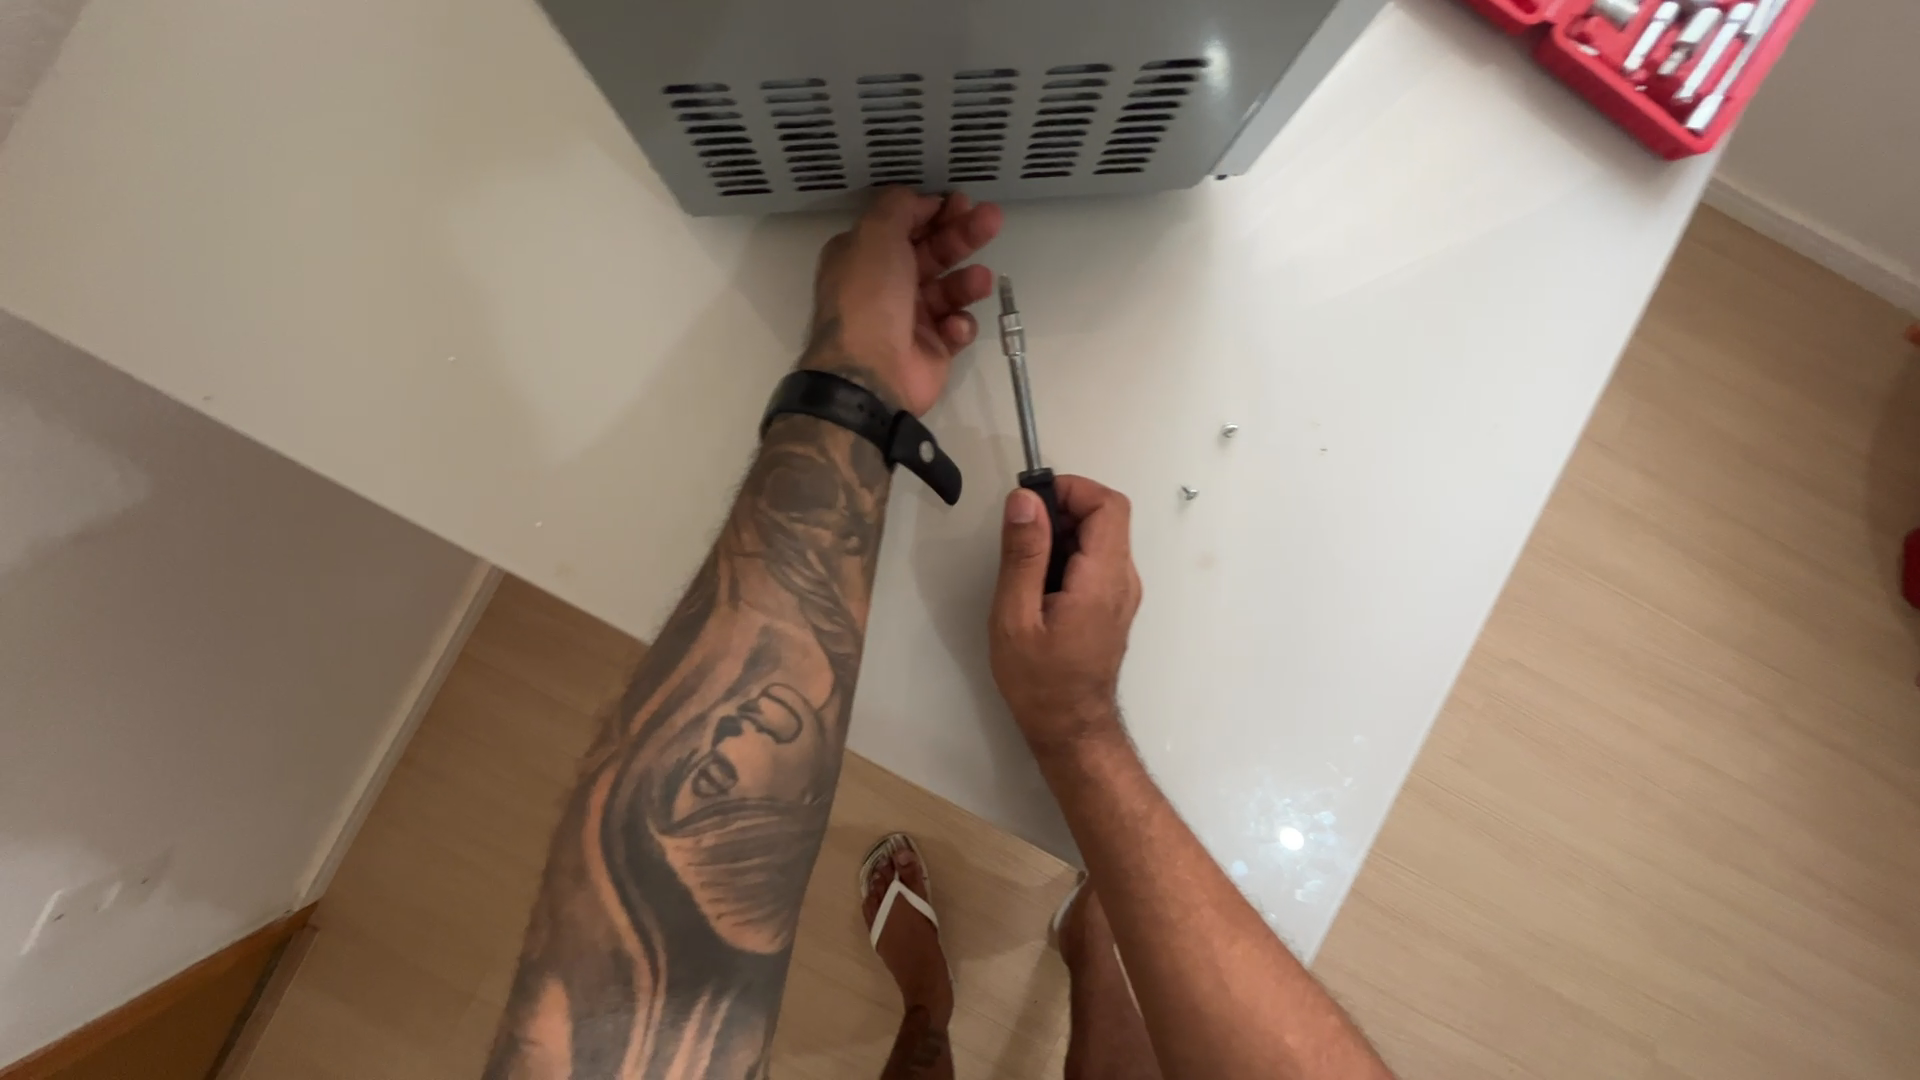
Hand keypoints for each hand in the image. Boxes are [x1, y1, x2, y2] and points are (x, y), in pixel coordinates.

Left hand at [801, 188, 1003, 415]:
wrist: (872, 372)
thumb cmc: (870, 298)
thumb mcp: (876, 234)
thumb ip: (898, 207)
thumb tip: (921, 200)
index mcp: (865, 257)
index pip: (903, 225)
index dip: (932, 211)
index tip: (959, 201)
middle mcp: (886, 286)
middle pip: (932, 253)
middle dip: (962, 236)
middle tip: (991, 219)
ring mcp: (910, 319)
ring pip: (949, 289)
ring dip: (968, 281)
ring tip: (982, 279)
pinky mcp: (932, 349)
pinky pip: (956, 328)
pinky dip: (960, 325)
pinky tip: (954, 327)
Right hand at [988, 475, 1142, 756]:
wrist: (1070, 729)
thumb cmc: (1039, 681)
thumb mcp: (1016, 616)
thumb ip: (1023, 554)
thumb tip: (1025, 500)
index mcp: (1103, 579)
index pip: (1107, 505)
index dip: (1071, 489)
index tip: (1031, 502)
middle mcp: (1124, 580)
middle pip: (1106, 516)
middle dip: (1062, 509)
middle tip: (1020, 534)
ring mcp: (1123, 593)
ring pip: (1102, 536)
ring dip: (1063, 532)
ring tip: (1025, 563)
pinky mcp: (1114, 604)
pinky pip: (1098, 559)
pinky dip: (1070, 553)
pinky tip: (1040, 581)